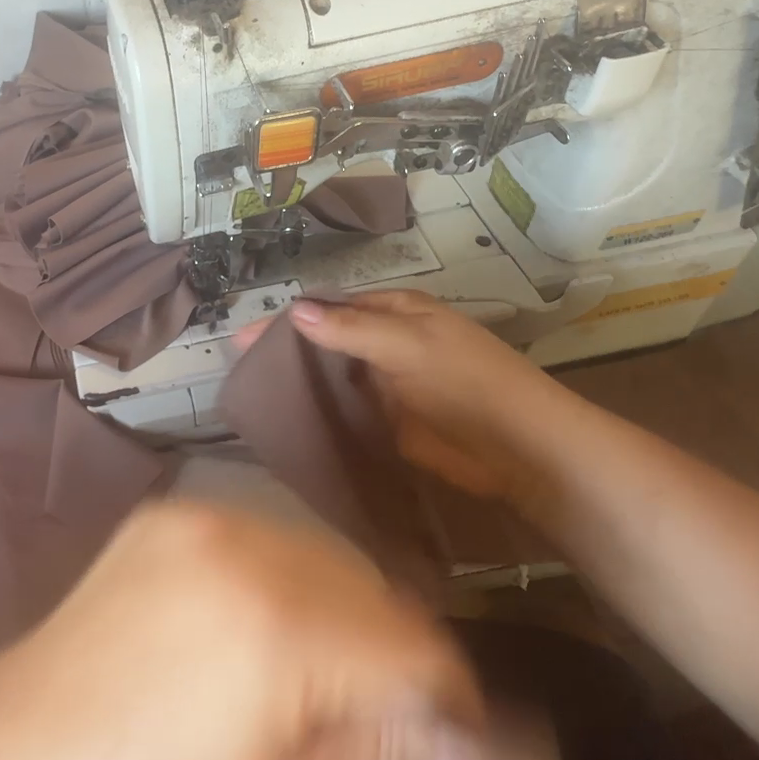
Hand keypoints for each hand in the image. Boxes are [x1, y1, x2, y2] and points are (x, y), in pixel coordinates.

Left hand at [0, 502, 486, 759]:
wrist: (21, 743)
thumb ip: (368, 748)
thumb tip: (456, 732)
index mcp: (276, 626)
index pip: (416, 643)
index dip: (450, 698)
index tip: (451, 733)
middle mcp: (243, 545)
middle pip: (373, 589)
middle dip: (389, 654)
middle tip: (371, 714)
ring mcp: (199, 519)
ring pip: (320, 555)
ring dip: (335, 611)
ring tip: (307, 674)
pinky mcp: (168, 516)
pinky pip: (261, 537)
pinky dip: (280, 580)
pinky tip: (254, 631)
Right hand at [235, 292, 572, 500]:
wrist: (520, 451)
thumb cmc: (468, 384)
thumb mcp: (408, 345)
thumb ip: (351, 330)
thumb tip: (294, 309)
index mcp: (395, 313)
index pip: (330, 308)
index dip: (289, 320)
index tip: (243, 339)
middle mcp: (386, 344)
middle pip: (327, 341)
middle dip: (287, 351)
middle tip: (238, 369)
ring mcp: (387, 385)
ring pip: (333, 377)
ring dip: (300, 383)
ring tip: (251, 397)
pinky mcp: (389, 424)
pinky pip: (346, 412)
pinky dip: (318, 414)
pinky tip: (287, 422)